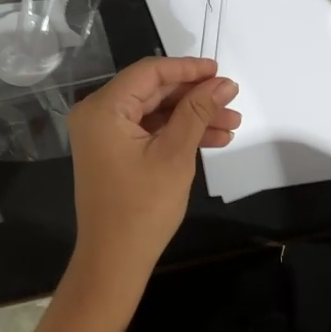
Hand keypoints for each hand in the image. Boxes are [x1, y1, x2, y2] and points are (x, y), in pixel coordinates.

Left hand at [67, 57, 240, 269]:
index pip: (149, 72)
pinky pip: (148, 129)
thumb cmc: (143, 207)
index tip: (219, 70)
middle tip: (231, 98)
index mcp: (104, 107)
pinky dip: (177, 132)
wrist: (114, 262)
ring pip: (155, 111)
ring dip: (191, 115)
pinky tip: (213, 139)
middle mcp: (98, 112)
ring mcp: (104, 132)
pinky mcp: (113, 150)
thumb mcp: (175, 154)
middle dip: (194, 95)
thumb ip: (198, 112)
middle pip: (153, 90)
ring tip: (232, 123)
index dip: (187, 69)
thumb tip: (223, 83)